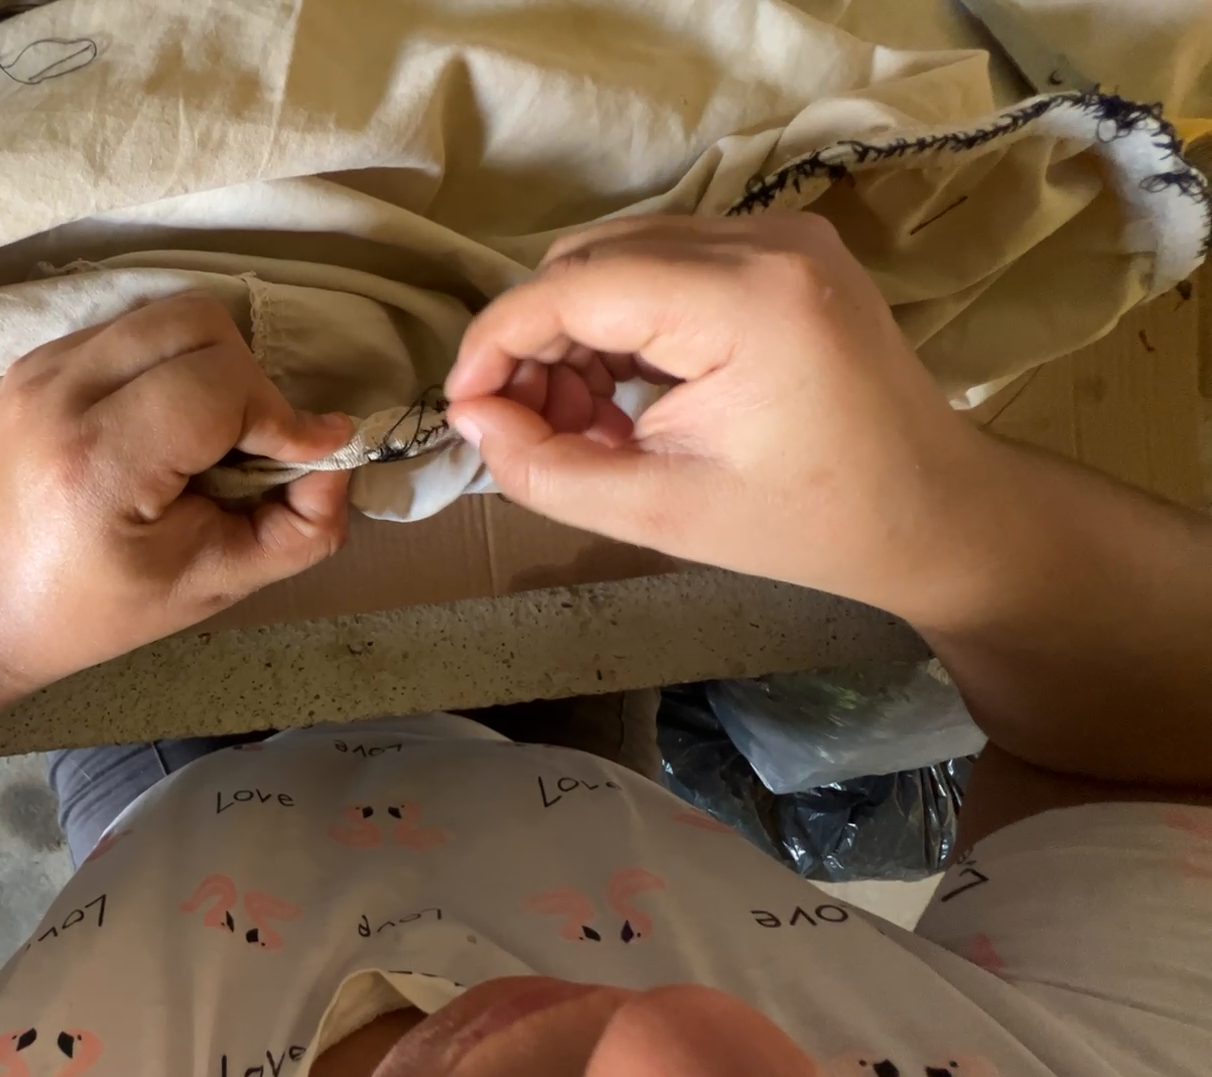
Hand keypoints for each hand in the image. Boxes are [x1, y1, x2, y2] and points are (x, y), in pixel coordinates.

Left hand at [0, 294, 354, 691]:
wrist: (0, 603)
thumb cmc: (110, 607)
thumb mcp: (220, 585)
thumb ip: (304, 528)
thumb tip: (336, 449)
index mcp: (97, 462)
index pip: (219, 385)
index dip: (279, 416)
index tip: (303, 455)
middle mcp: (58, 393)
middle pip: (199, 323)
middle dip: (249, 382)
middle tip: (252, 445)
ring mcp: (39, 367)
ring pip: (170, 314)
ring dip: (214, 366)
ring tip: (210, 434)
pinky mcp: (35, 359)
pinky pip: (136, 328)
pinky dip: (174, 363)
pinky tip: (165, 422)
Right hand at [444, 213, 1008, 620]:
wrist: (931, 511)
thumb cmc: (799, 524)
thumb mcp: (649, 514)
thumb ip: (539, 468)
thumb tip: (468, 415)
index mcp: (744, 301)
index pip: (571, 287)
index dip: (494, 342)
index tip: (461, 406)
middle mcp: (759, 240)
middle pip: (582, 264)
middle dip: (530, 344)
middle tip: (525, 426)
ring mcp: (770, 237)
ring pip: (605, 263)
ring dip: (564, 340)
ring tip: (576, 422)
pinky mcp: (767, 253)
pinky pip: (645, 272)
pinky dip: (605, 331)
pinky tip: (614, 396)